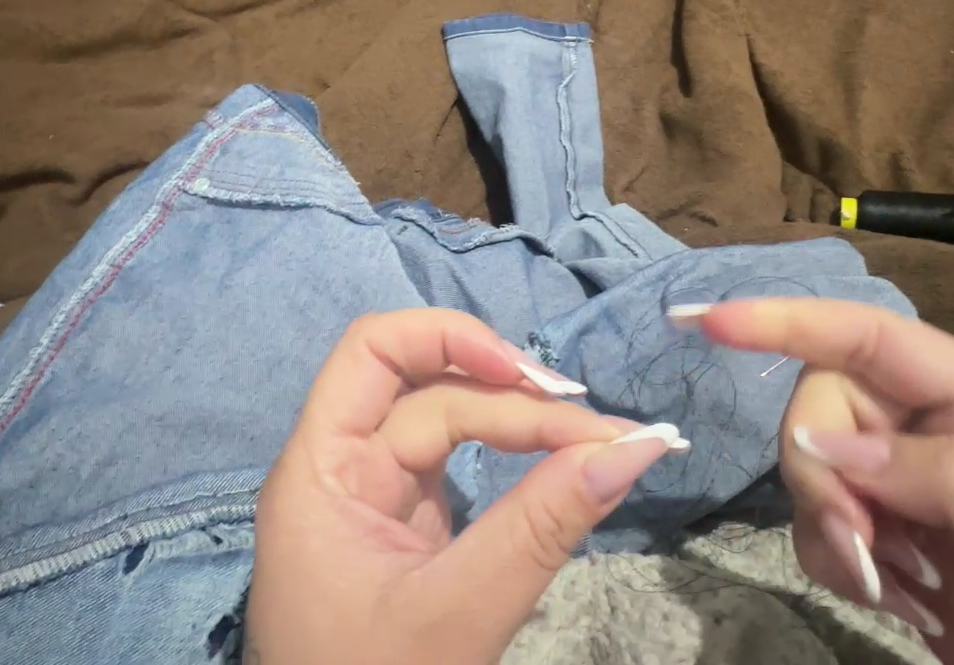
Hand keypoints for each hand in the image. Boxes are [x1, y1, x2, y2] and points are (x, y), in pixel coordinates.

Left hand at [245, 309, 679, 664]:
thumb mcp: (459, 616)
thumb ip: (542, 527)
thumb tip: (634, 449)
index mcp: (319, 469)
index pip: (374, 351)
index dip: (450, 338)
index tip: (531, 378)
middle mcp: (340, 461)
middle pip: (426, 385)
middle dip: (511, 394)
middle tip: (597, 429)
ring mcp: (374, 487)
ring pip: (447, 416)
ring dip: (520, 419)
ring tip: (594, 439)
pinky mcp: (405, 514)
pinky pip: (456, 456)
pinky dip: (510, 451)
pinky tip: (555, 459)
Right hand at [674, 297, 953, 664]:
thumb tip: (828, 437)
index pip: (880, 341)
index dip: (791, 319)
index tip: (710, 320)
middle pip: (832, 404)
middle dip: (817, 468)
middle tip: (862, 555)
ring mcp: (932, 505)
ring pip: (821, 467)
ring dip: (829, 524)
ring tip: (899, 597)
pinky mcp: (916, 563)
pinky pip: (835, 532)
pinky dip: (840, 565)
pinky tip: (902, 610)